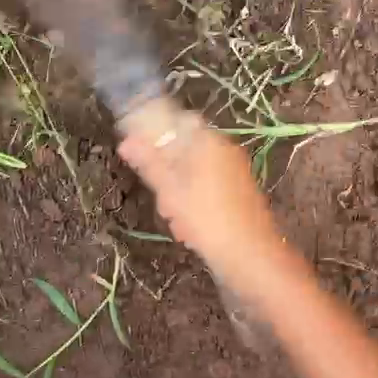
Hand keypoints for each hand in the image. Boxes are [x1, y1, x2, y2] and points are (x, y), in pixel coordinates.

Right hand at [118, 117, 281, 275]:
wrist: (251, 255)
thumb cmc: (206, 218)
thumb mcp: (170, 190)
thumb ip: (148, 162)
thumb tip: (126, 141)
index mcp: (208, 141)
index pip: (176, 121)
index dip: (155, 136)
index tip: (141, 158)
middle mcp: (225, 150)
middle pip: (185, 151)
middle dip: (167, 174)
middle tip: (163, 202)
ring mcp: (235, 171)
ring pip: (195, 173)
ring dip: (179, 195)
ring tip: (177, 222)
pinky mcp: (241, 192)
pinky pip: (209, 189)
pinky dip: (195, 204)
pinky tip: (191, 230)